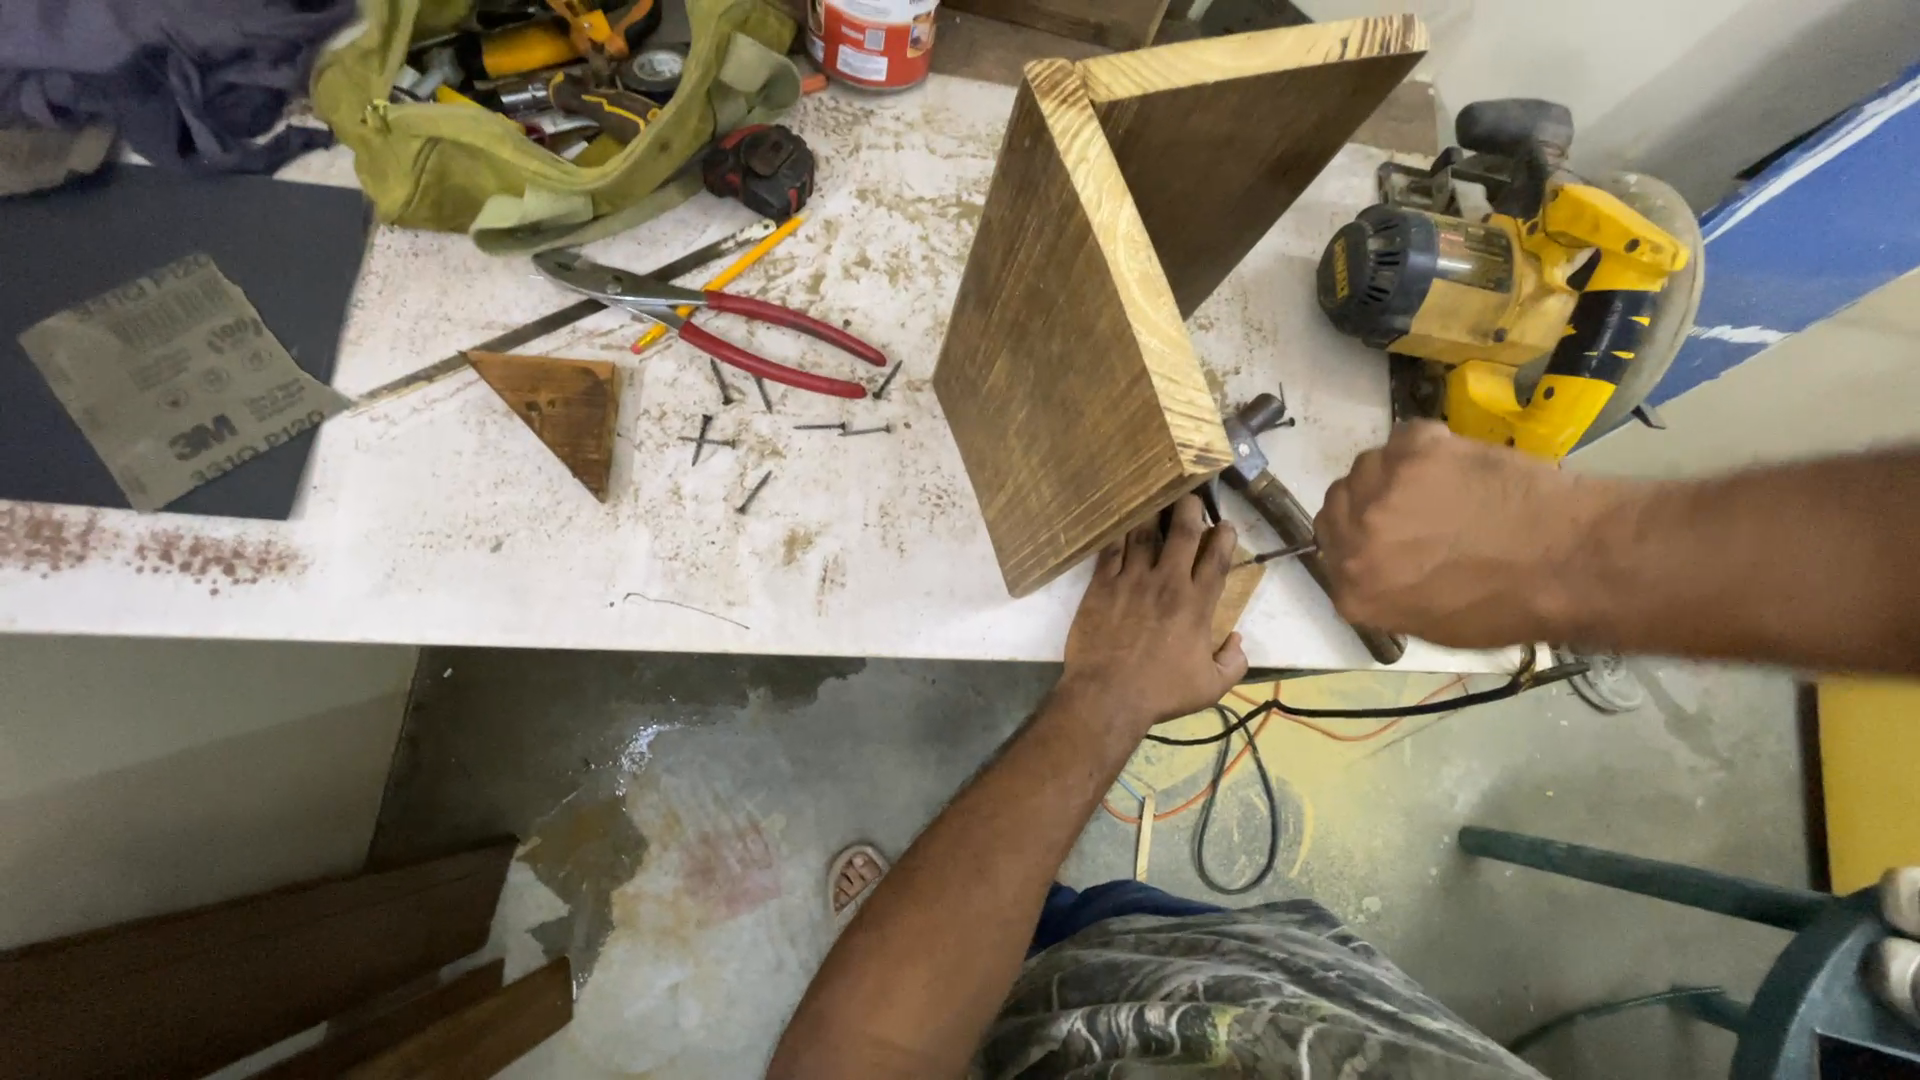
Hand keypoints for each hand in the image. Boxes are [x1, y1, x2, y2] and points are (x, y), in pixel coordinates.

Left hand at [1058, 495, 1248, 732]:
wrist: (1108, 694)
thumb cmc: (1161, 693)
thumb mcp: (1211, 687)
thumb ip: (1233, 662)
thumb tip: (1237, 640)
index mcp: (1197, 605)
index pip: (1216, 559)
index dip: (1224, 536)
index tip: (1225, 525)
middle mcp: (1168, 583)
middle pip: (1183, 532)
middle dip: (1190, 508)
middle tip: (1189, 496)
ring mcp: (1132, 580)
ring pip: (1144, 533)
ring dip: (1152, 512)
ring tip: (1155, 497)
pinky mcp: (1102, 584)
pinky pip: (1111, 548)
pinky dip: (1117, 532)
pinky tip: (1120, 520)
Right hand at [1313, 421, 1627, 645]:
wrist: (1573, 564)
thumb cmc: (1510, 606)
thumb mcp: (1427, 624)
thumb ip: (1380, 591)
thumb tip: (1375, 565)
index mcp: (1352, 592)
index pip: (1328, 549)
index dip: (1356, 536)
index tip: (1383, 532)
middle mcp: (1352, 542)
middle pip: (1337, 502)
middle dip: (1367, 502)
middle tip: (1412, 506)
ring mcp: (1379, 493)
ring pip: (1367, 466)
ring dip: (1396, 472)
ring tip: (1445, 484)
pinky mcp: (1414, 453)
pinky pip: (1405, 436)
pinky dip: (1429, 445)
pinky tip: (1461, 465)